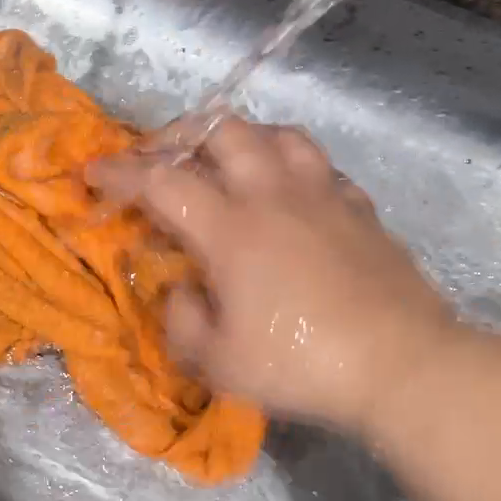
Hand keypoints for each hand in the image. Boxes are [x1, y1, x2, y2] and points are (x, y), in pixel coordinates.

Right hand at [88, 118, 467, 434]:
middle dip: (180, 136)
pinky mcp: (362, 212)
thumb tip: (181, 287)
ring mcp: (324, 198)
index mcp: (230, 229)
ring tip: (224, 160)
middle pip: (223, 132)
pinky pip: (322, 168)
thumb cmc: (300, 364)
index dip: (120, 171)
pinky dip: (293, 168)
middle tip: (160, 158)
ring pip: (279, 135)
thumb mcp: (216, 360)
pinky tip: (287, 192)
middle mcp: (273, 197)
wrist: (406, 368)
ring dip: (241, 139)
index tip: (94, 172)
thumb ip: (181, 317)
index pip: (161, 181)